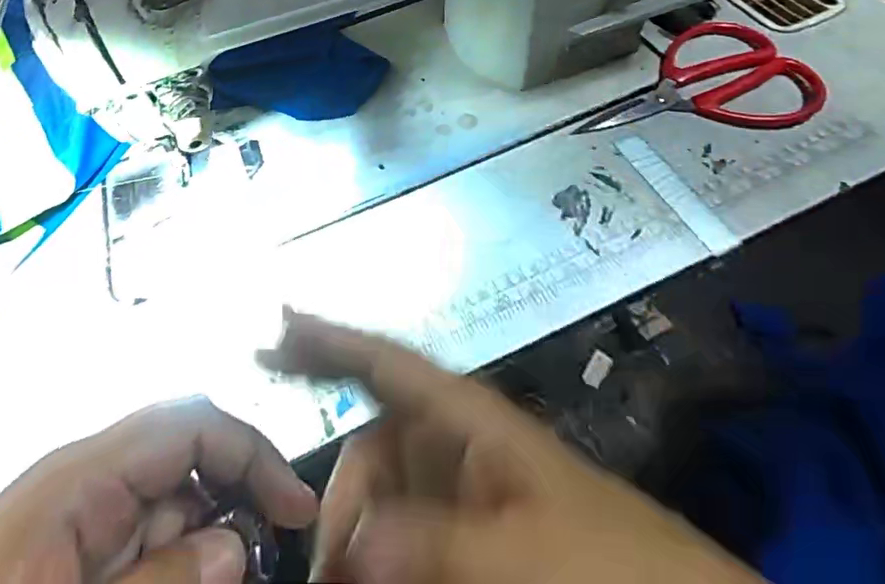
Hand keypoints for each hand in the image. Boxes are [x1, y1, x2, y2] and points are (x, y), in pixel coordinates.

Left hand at [0, 397, 318, 583]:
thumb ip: (160, 580)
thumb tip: (238, 547)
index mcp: (83, 476)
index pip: (193, 426)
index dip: (254, 455)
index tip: (295, 507)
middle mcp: (90, 482)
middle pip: (192, 462)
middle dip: (238, 501)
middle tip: (272, 555)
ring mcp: (82, 519)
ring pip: (177, 507)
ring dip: (211, 541)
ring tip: (239, 574)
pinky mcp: (78, 554)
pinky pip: (149, 542)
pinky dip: (181, 562)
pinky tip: (195, 577)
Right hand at [259, 311, 764, 583]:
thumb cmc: (607, 560)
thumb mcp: (523, 551)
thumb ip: (437, 540)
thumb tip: (350, 538)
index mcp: (472, 420)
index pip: (390, 364)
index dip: (333, 339)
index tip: (277, 326)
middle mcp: (460, 446)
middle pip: (375, 448)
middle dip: (343, 501)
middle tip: (327, 569)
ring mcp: (464, 491)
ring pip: (385, 498)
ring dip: (355, 535)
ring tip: (343, 574)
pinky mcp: (468, 532)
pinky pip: (405, 535)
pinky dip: (380, 550)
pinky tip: (368, 567)